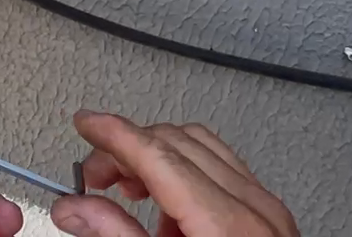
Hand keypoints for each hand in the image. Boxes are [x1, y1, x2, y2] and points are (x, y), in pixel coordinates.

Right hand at [49, 112, 296, 236]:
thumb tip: (76, 208)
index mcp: (227, 227)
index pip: (156, 152)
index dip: (113, 133)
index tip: (85, 124)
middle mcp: (256, 210)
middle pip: (174, 141)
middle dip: (127, 149)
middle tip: (94, 175)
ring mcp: (270, 212)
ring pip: (199, 146)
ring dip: (155, 157)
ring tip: (129, 192)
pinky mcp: (274, 221)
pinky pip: (222, 169)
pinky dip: (185, 173)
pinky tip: (169, 212)